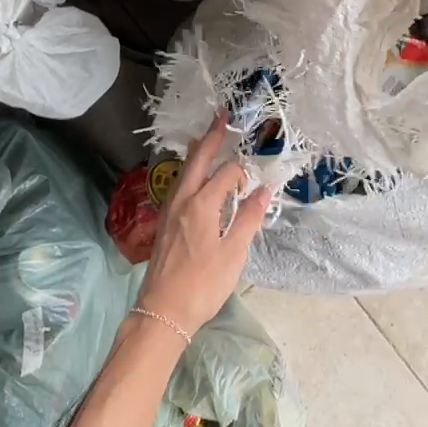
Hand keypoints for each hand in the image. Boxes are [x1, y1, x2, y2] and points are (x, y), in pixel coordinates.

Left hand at [136, 116, 270, 335]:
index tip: (254, 186)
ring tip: (205, 138)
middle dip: (210, 137)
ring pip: (184, 171)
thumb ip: (249, 218)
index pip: (226, 173)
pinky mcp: (164, 221)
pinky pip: (177, 184)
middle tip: (221, 116)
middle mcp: (182, 199)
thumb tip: (264, 189)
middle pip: (197, 159)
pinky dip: (188, 170)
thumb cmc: (202, 284)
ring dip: (197, 152)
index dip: (243, 174)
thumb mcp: (234, 254)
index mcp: (202, 204)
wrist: (163, 310)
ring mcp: (169, 209)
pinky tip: (192, 176)